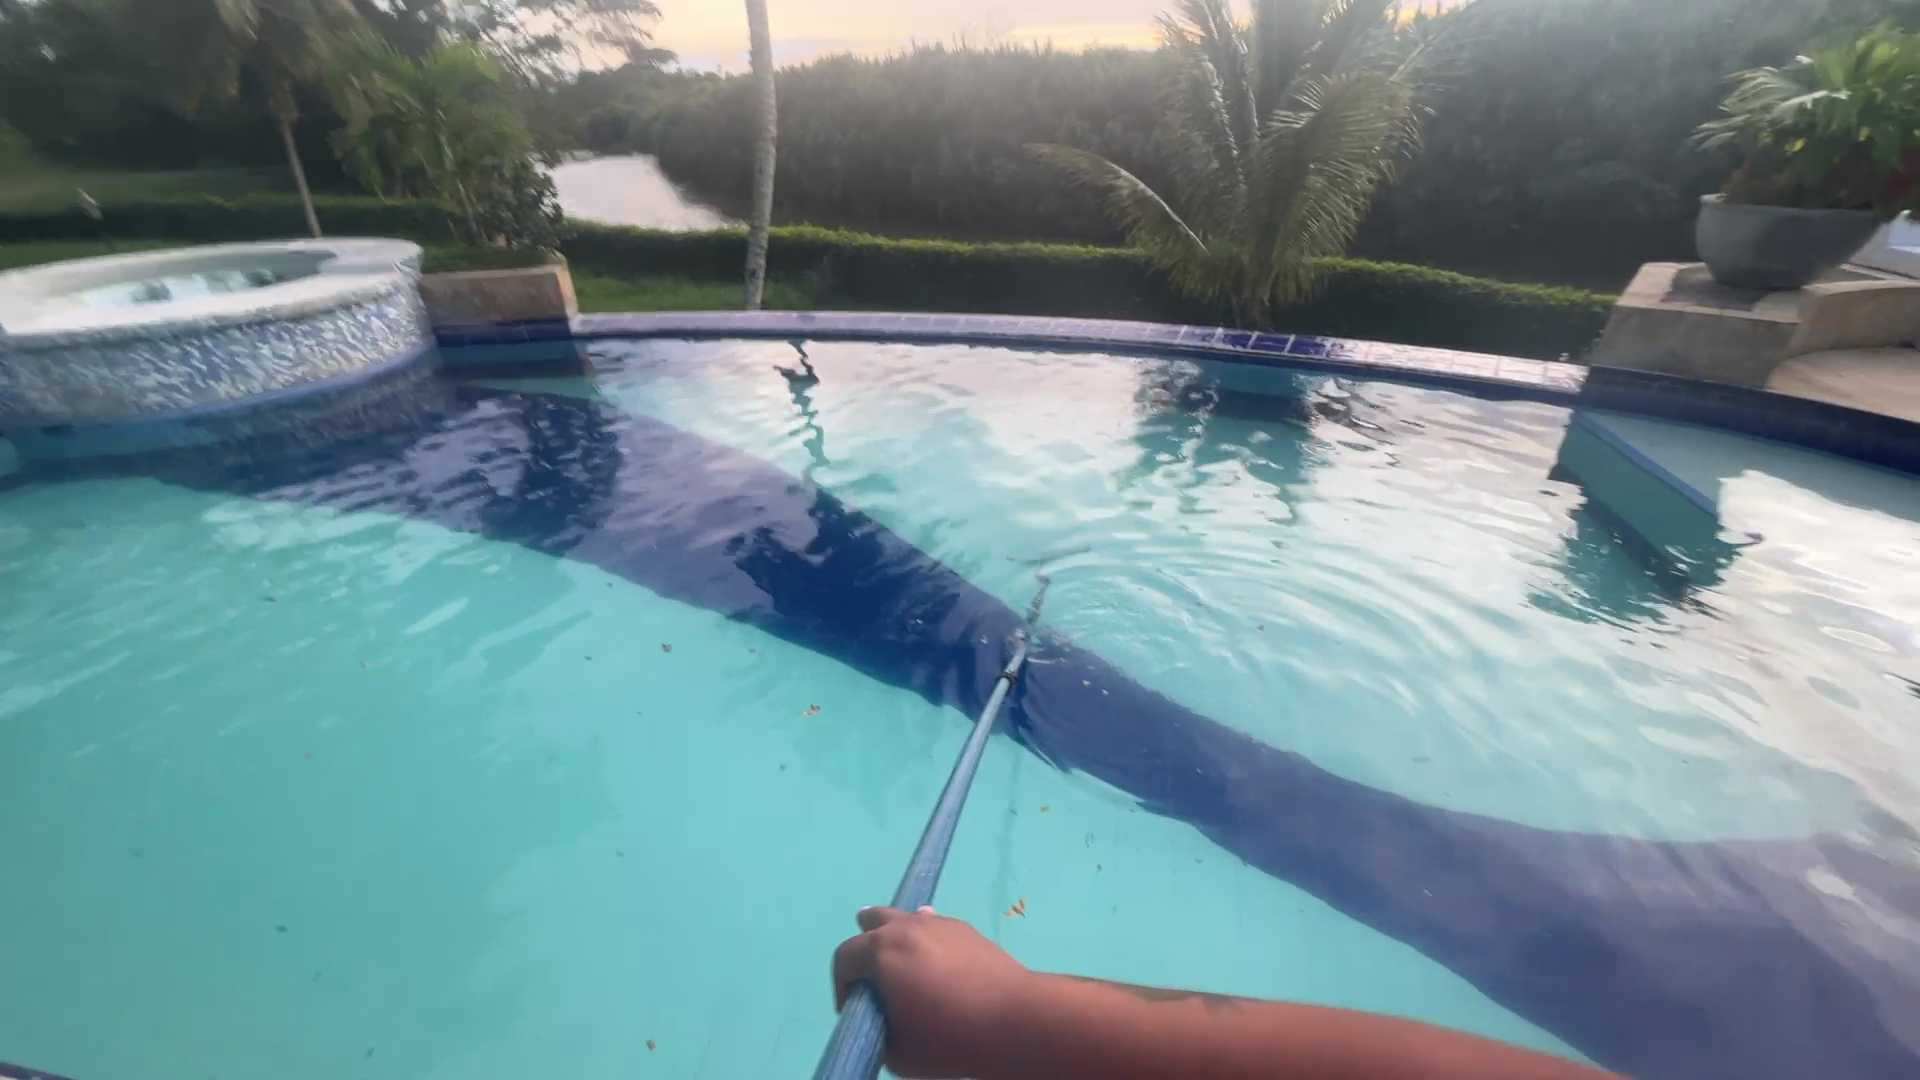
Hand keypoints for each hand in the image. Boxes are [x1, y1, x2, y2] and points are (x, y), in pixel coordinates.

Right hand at [830, 906, 1033, 1078]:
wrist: (1010, 1019)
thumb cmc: (947, 1038)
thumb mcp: (897, 1052)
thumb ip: (881, 1027)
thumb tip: (887, 1016)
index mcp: (880, 952)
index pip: (844, 957)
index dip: (841, 985)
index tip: (854, 1009)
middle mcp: (905, 927)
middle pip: (873, 921)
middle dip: (864, 942)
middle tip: (866, 966)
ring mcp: (937, 923)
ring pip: (906, 918)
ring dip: (896, 936)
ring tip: (898, 955)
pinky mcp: (964, 928)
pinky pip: (934, 925)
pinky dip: (926, 938)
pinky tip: (933, 956)